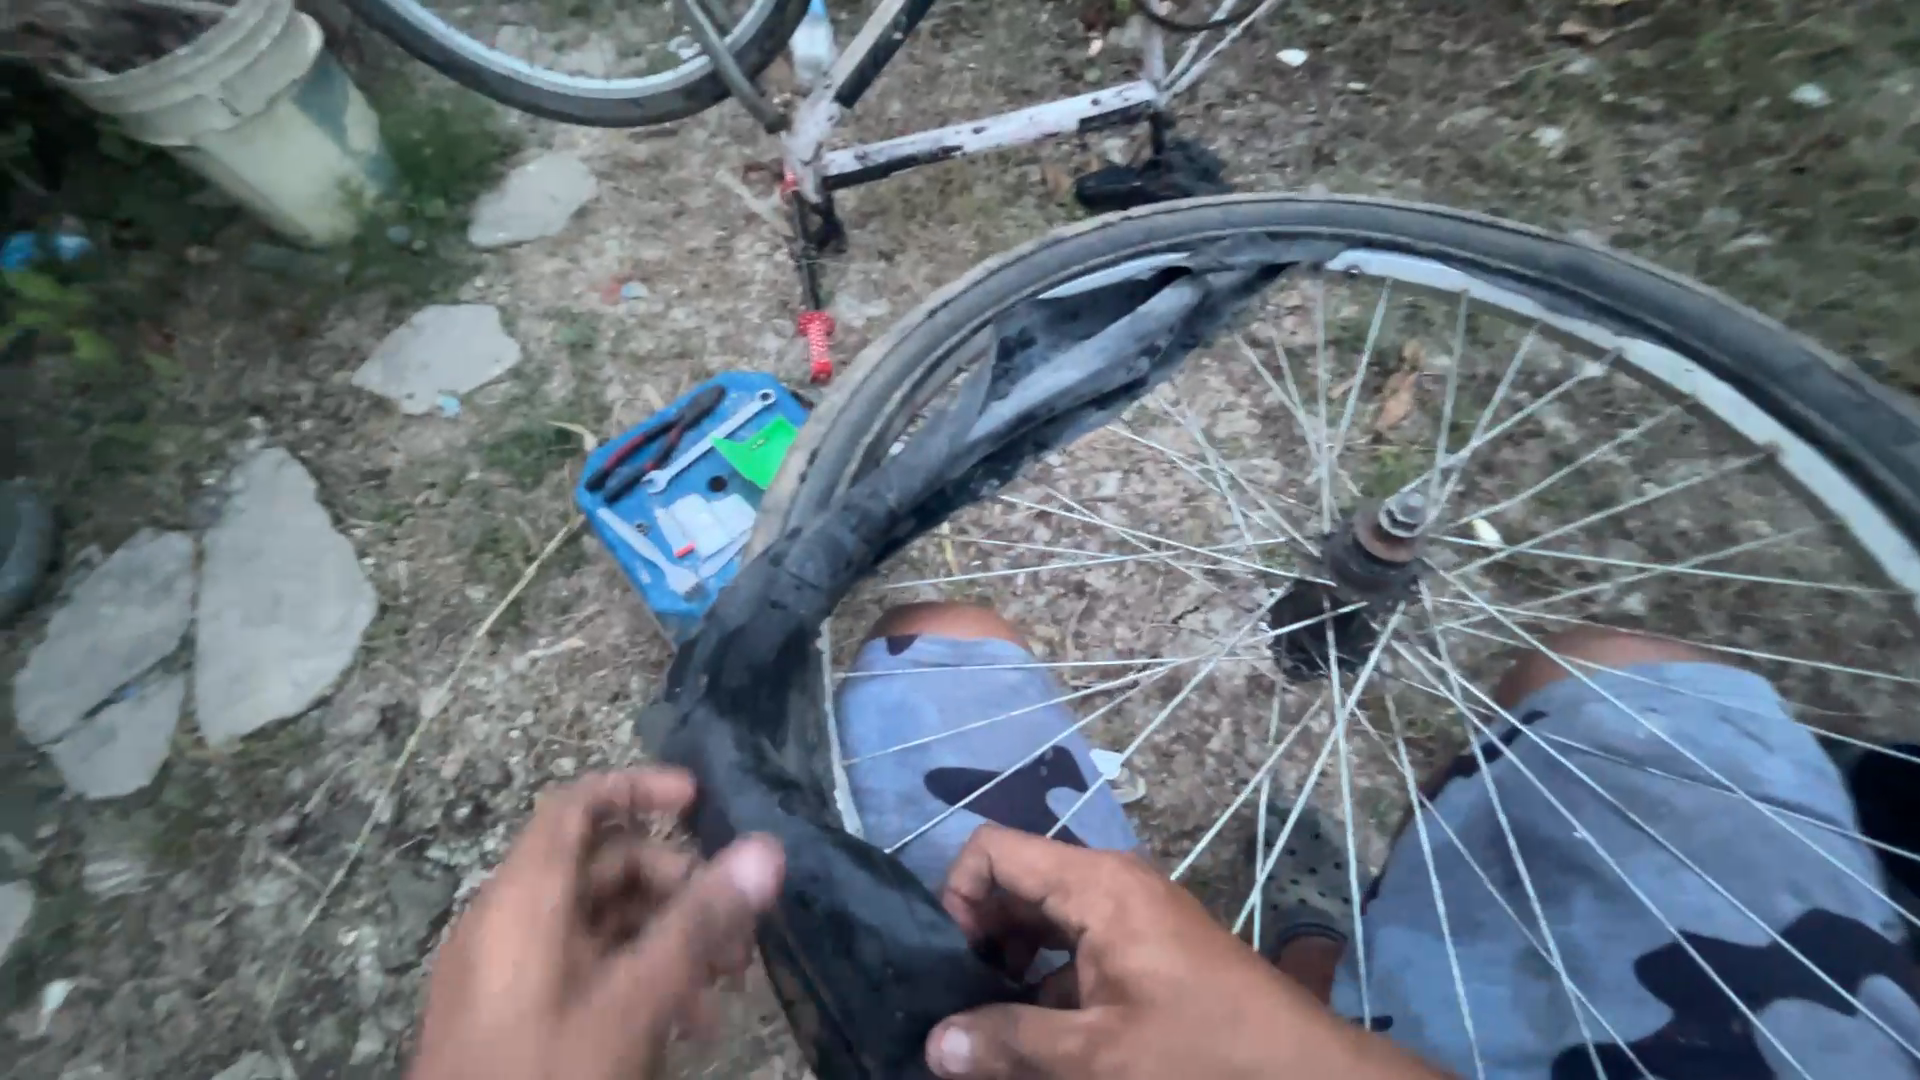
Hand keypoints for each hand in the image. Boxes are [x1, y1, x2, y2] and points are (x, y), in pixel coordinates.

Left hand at [408, 769, 783, 1079]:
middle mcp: (512, 922)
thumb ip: (700, 923)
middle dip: (682, 887)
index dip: (638, 787)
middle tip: (736, 930)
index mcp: (522, 900)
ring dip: (673, 940)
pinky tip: (689, 1024)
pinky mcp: (520, 1018)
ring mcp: (513, 973)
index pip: (578, 804)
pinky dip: (642, 976)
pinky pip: (591, 968)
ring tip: (725, 986)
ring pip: (608, 922)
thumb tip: (767, 849)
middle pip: (607, 865)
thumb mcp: (631, 1004)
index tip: (700, 802)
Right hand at [926, 826, 1441, 1079]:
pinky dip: (1048, 979)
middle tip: (965, 1002)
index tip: (951, 964)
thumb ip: (1010, 1043)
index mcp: (1094, 883)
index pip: (994, 849)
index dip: (958, 896)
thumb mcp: (1099, 1059)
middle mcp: (1107, 880)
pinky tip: (1041, 1036)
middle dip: (980, 935)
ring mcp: (1130, 910)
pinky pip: (1077, 943)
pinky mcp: (1145, 942)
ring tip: (995, 1024)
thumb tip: (932, 1044)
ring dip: (1011, 962)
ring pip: (1045, 916)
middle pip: (1017, 879)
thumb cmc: (1204, 1056)